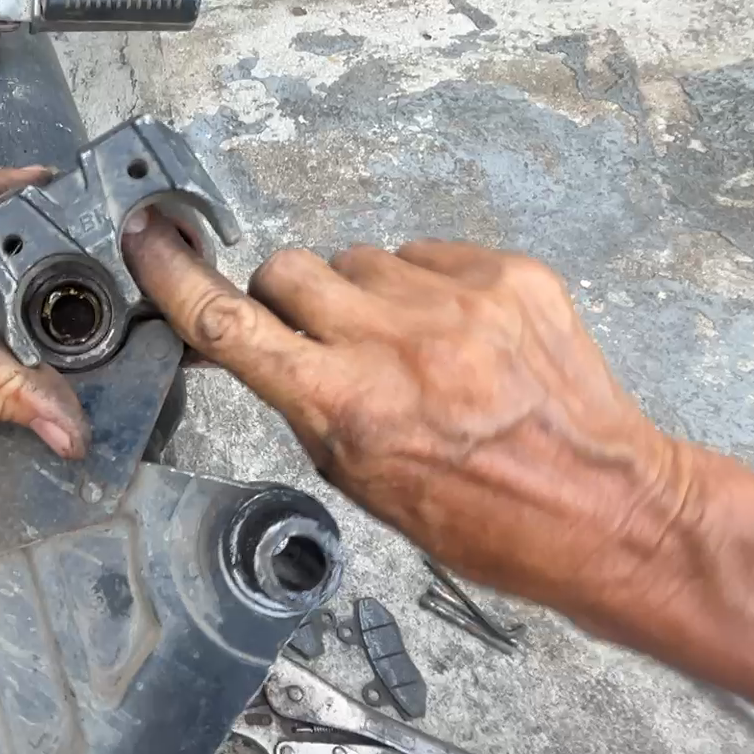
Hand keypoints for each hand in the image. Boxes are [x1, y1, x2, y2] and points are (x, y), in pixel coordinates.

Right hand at [121, 213, 694, 621]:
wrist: (607, 508)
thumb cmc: (473, 513)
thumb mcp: (354, 473)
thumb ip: (295, 396)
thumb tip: (248, 344)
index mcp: (343, 405)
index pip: (228, 325)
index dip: (174, 278)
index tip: (147, 241)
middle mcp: (390, 343)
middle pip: (285, 268)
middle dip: (287, 295)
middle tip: (326, 335)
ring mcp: (453, 300)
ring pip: (355, 259)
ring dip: (362, 296)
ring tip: (411, 344)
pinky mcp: (506, 274)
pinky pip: (422, 253)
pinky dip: (422, 286)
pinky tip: (457, 332)